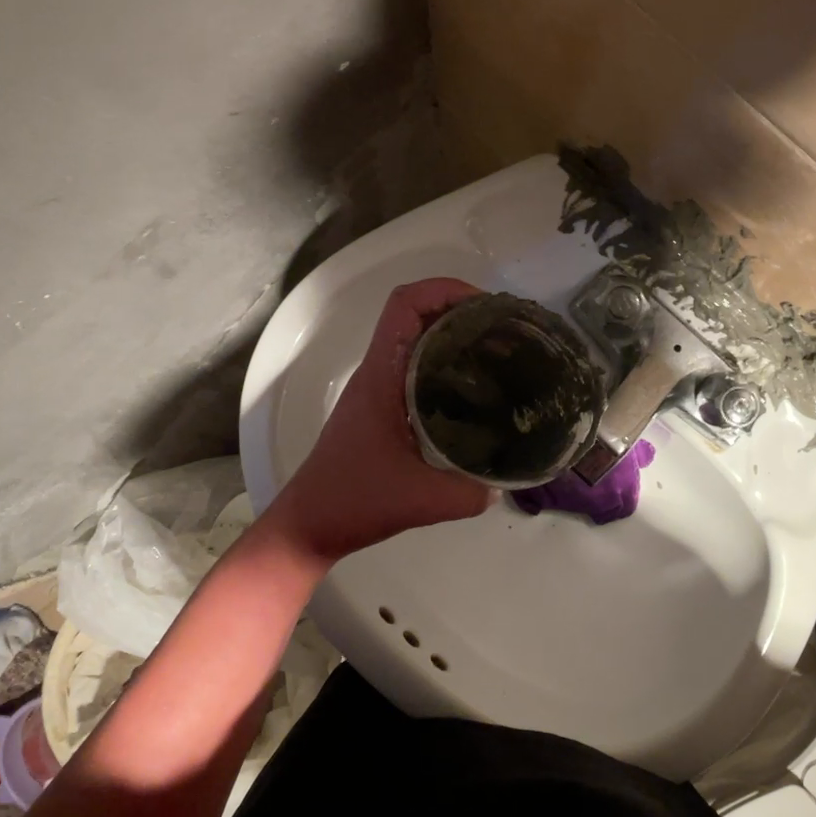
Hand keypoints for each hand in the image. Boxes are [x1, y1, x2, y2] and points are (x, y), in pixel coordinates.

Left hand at [267, 278, 494, 563]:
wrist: (309, 526)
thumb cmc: (353, 502)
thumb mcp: (419, 500)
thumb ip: (467, 493)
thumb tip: (503, 484)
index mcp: (381, 376)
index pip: (405, 305)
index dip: (445, 290)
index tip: (486, 307)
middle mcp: (379, 372)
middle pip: (417, 314)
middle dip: (462, 311)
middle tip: (506, 332)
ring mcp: (379, 389)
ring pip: (418, 340)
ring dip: (456, 336)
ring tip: (500, 354)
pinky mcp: (383, 408)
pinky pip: (418, 367)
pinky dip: (449, 364)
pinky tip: (478, 390)